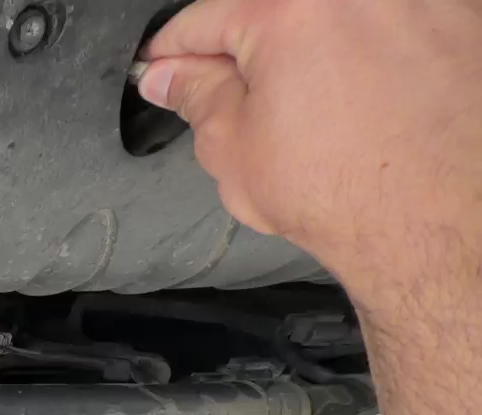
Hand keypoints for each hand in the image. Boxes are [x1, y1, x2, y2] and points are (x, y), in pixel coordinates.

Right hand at [137, 0, 481, 315]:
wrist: (432, 203)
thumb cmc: (331, 178)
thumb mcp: (228, 143)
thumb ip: (198, 95)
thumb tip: (170, 76)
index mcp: (293, 8)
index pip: (202, 18)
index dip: (167, 53)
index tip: (156, 73)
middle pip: (267, 8)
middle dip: (231, 48)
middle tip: (208, 92)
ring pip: (324, 16)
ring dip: (291, 46)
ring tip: (280, 97)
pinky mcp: (459, 14)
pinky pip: (380, 21)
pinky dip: (349, 47)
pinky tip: (341, 91)